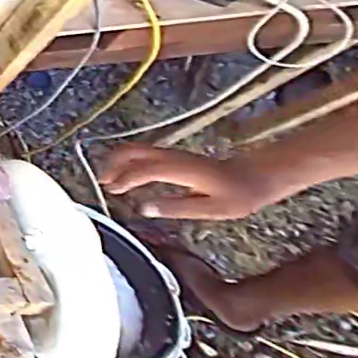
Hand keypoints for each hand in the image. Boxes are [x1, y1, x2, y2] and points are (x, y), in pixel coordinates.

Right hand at [97, 143, 277, 219]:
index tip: (113, 192)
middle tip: (102, 183)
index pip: (142, 170)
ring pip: (132, 148)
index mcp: (179, 169)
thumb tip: (143, 208)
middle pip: (130, 151)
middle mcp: (171, 156)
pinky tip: (123, 173)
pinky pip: (139, 152)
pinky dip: (124, 159)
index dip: (124, 180)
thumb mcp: (213, 209)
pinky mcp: (170, 154)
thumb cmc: (238, 194)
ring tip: (108, 179)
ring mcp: (170, 153)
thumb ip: (176, 208)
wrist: (255, 176)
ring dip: (115, 161)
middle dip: (112, 165)